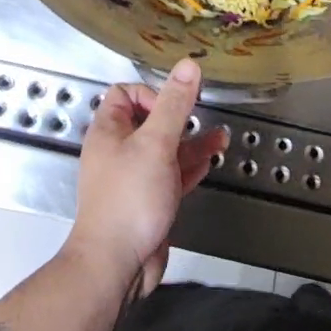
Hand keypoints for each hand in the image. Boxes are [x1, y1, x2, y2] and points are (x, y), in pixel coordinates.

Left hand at [66, 58, 229, 294]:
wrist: (116, 265)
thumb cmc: (129, 200)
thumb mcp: (156, 143)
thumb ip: (174, 104)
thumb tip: (188, 65)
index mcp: (109, 131)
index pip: (125, 94)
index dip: (150, 93)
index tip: (172, 107)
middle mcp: (117, 152)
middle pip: (149, 121)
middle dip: (178, 117)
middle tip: (202, 116)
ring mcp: (132, 179)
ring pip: (164, 151)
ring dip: (191, 143)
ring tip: (221, 137)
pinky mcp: (147, 203)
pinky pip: (170, 176)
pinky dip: (189, 167)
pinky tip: (209, 162)